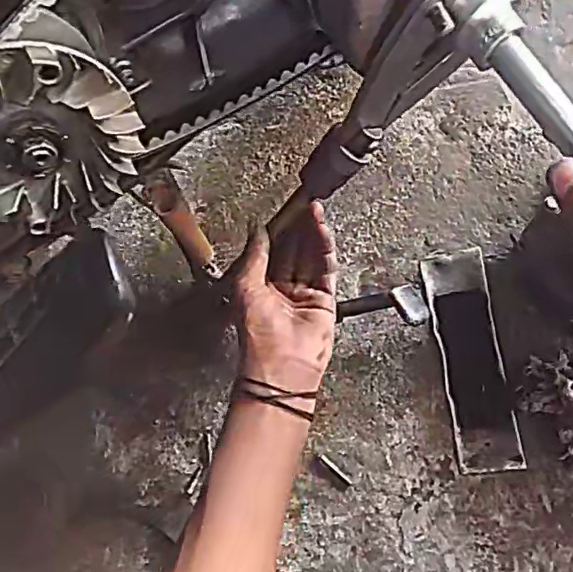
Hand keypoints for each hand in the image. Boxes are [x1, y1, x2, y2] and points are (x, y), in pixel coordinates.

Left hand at [233, 201, 337, 396]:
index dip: (278, 231)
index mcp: (261, 288)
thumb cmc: (260, 338)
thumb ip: (255, 256)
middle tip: (303, 205)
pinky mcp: (324, 301)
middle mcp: (283, 290)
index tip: (283, 212)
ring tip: (314, 210)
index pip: (272, 252)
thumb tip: (256, 231)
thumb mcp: (247, 287)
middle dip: (298, 228)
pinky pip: (326, 269)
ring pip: (311, 257)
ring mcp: (305, 295)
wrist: (282, 366)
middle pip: (294, 251)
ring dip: (313, 233)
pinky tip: (322, 231)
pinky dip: (325, 249)